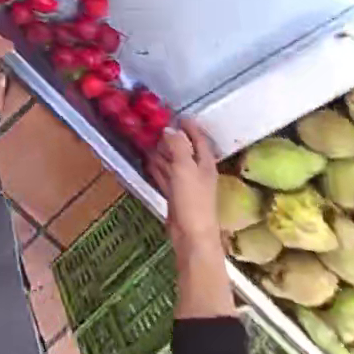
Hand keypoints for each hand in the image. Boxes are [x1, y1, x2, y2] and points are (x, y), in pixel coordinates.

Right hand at [148, 122, 236, 318]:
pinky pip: (166, 177)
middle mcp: (198, 172)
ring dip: (162, 152)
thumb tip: (170, 129)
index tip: (178, 115)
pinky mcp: (176, 197)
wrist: (192, 238)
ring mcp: (187, 186)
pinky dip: (157, 167)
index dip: (190, 126)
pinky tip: (148, 161)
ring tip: (148, 140)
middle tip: (155, 126)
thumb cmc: (193, 201)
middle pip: (185, 150)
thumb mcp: (185, 168)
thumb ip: (178, 146)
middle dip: (172, 138)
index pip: (199, 138)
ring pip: (173, 163)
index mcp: (205, 163)